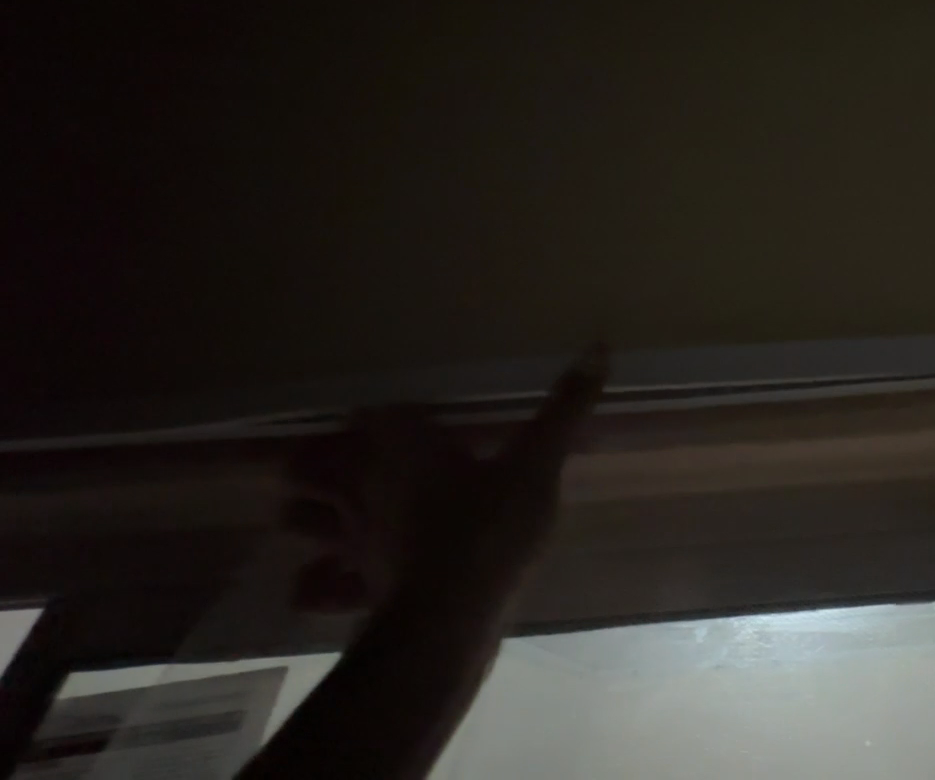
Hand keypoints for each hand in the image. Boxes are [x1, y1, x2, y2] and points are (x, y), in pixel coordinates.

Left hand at [281, 345, 608, 612]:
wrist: (452, 619)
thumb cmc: (492, 527)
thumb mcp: (539, 462)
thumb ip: (565, 409)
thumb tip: (598, 347)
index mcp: (406, 450)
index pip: (375, 414)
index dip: (385, 410)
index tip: (399, 408)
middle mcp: (368, 489)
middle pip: (314, 466)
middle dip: (319, 459)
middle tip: (341, 453)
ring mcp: (355, 541)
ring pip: (304, 519)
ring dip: (308, 511)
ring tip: (324, 507)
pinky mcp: (358, 586)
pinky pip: (318, 584)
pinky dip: (317, 581)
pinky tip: (327, 579)